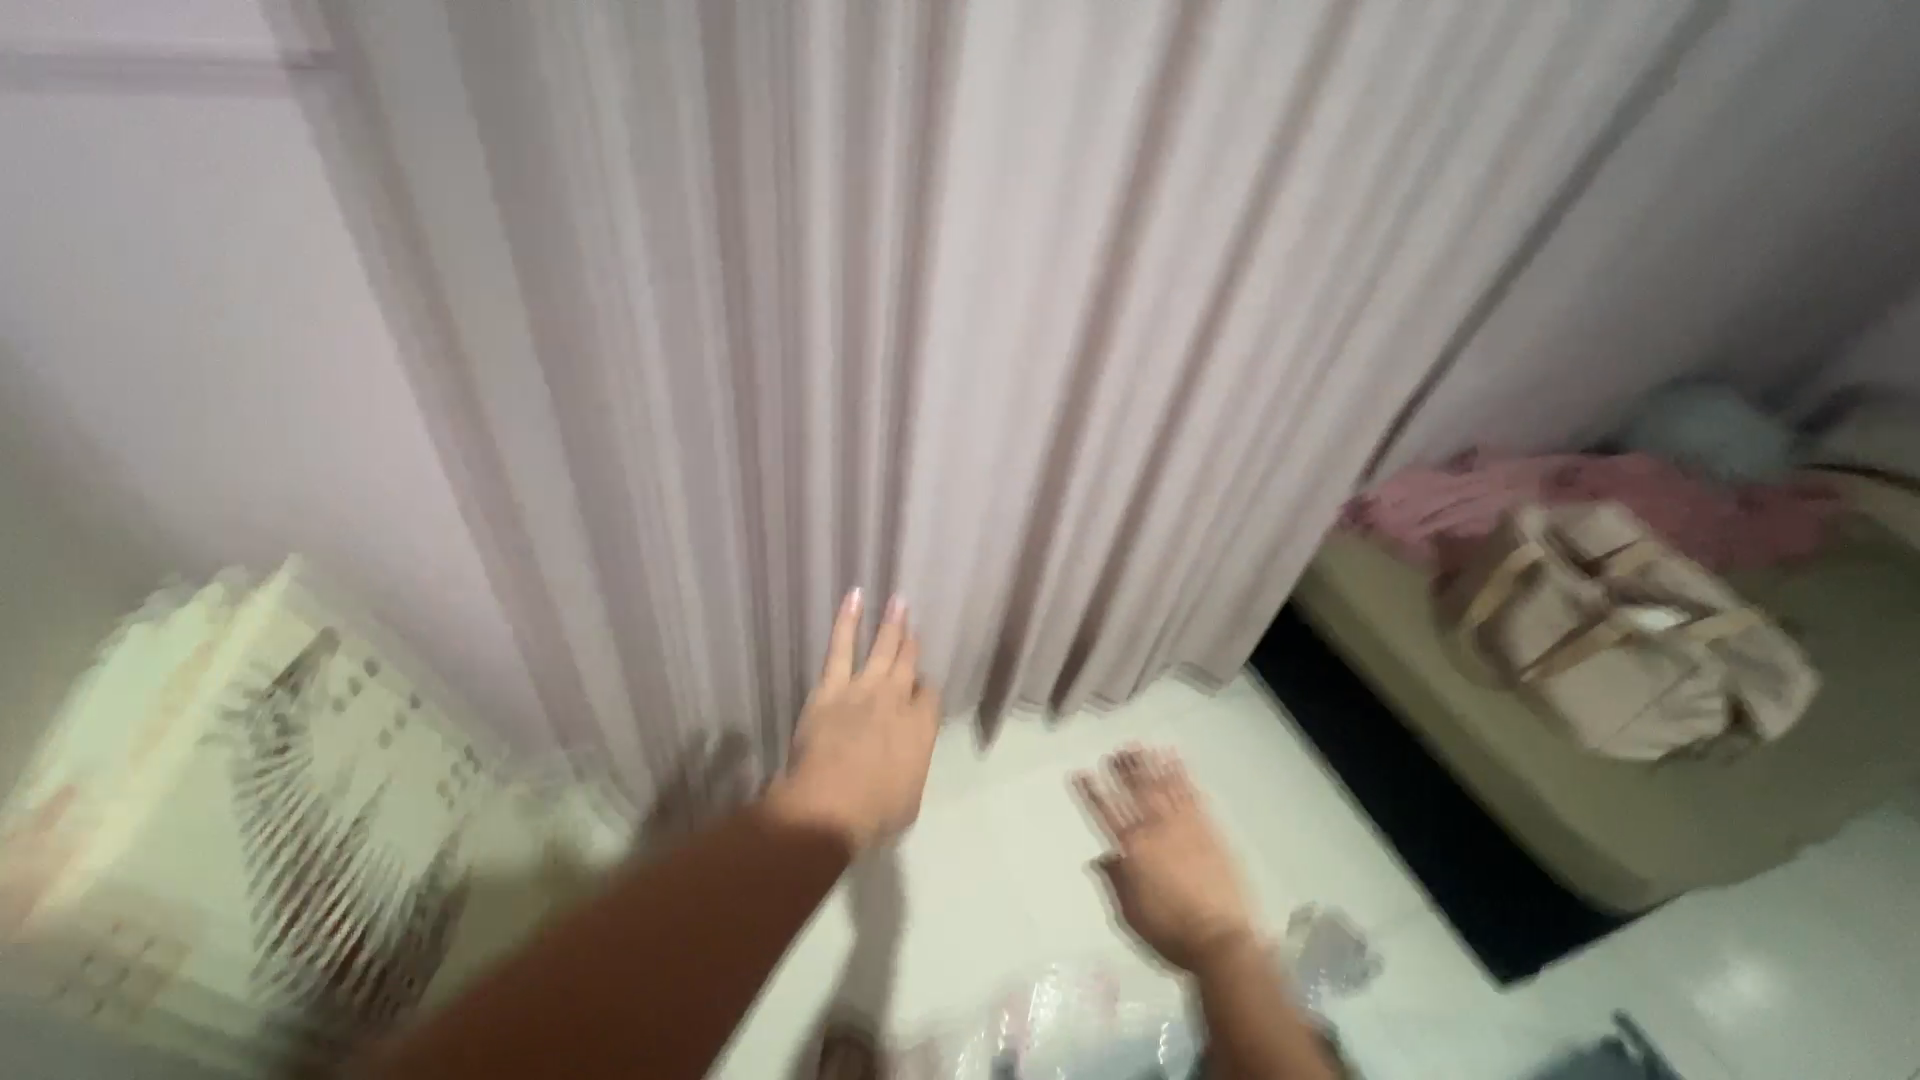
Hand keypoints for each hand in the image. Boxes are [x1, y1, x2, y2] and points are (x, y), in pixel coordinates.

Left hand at [769, 590, 940, 850]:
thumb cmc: (874, 814)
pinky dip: (847, 621)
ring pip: (883, 649)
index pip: (929, 697)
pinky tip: (854, 598)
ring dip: (892, 624)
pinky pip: (841, 648)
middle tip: (915, 626)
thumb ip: (911, 770)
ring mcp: (865, 689)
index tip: (919, 690)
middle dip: (913, 645)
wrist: (829, 807)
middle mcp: (898, 701)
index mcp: (922, 730)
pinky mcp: (832, 688)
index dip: (924, 691)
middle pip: (909, 666)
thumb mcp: (909, 800)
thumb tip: (906, 760)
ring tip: (899, 600)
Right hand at [1073, 746, 1259, 972]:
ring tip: (1140, 747)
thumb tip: (1102, 857)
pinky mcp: (1211, 829)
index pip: (1105, 812)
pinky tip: (1175, 760)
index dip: (1090, 792)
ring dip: (1149, 765)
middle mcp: (1156, 830)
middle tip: (1114, 752)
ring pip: (1162, 786)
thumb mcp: (1129, 915)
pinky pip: (1192, 793)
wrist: (1224, 941)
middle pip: (1134, 791)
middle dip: (1122, 770)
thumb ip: (1114, 882)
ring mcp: (1185, 826)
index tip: (1080, 772)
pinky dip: (1181, 773)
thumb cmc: (1170, 934)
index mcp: (1132, 850)